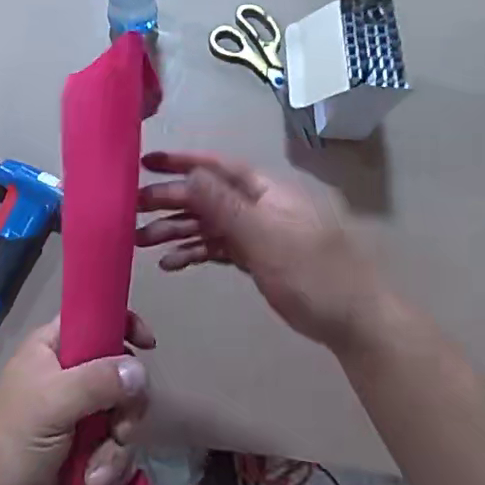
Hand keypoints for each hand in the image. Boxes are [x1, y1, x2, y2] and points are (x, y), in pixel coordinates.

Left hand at [0, 316, 153, 484]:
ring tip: (94, 473)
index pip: (93, 318)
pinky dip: (113, 469)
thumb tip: (140, 370)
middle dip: (125, 410)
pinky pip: (122, 447)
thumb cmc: (14, 443)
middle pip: (122, 373)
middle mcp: (71, 374)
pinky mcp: (92, 446)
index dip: (122, 324)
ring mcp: (84, 412)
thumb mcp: (52, 403)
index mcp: (53, 348)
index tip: (147, 345)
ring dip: (116, 450)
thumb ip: (96, 382)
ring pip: (126, 416)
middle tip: (117, 430)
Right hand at [135, 151, 392, 347]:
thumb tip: (189, 174)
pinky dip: (193, 252)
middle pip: (206, 196)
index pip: (216, 167)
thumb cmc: (312, 273)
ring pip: (207, 223)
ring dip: (175, 230)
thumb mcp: (264, 236)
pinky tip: (170, 263)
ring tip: (141, 242)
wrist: (352, 320)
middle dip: (169, 201)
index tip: (145, 163)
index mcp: (265, 191)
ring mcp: (256, 232)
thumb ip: (224, 205)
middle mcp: (257, 205)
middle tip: (131, 210)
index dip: (181, 163)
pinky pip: (216, 248)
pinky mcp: (254, 258)